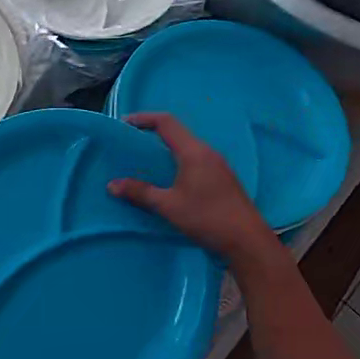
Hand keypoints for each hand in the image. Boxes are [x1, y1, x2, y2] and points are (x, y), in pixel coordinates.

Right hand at [107, 113, 283, 270]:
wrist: (247, 240)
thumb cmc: (206, 218)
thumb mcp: (168, 206)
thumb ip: (140, 193)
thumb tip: (112, 185)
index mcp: (194, 152)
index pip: (166, 122)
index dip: (143, 119)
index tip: (124, 124)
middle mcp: (207, 152)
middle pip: (177, 133)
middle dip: (152, 134)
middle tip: (131, 145)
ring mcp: (217, 165)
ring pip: (186, 148)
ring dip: (165, 150)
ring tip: (145, 162)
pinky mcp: (222, 178)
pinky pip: (194, 160)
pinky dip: (177, 161)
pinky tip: (168, 179)